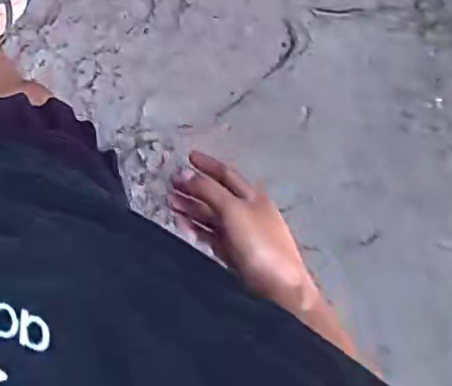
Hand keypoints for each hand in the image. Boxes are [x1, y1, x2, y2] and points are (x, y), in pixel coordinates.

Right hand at [170, 150, 323, 313]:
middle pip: (216, 195)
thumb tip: (185, 173)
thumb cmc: (260, 244)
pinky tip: (181, 224)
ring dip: (191, 207)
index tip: (188, 156)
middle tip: (171, 183)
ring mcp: (241, 236)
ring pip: (211, 215)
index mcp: (252, 198)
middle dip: (193, 187)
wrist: (281, 294)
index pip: (226, 174)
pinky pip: (211, 236)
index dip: (207, 164)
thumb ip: (207, 189)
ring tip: (170, 202)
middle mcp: (247, 214)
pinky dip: (196, 228)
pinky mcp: (235, 256)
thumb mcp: (232, 209)